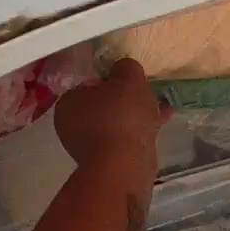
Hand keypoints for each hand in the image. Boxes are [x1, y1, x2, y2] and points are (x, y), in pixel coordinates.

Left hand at [51, 58, 165, 184]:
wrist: (125, 163)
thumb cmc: (122, 115)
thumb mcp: (128, 77)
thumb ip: (126, 67)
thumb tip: (124, 69)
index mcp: (68, 103)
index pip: (91, 84)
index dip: (114, 80)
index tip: (132, 82)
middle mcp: (71, 125)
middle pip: (104, 103)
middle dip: (127, 99)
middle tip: (148, 94)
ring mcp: (87, 145)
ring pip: (116, 121)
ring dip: (136, 114)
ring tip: (160, 107)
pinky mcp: (105, 159)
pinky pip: (123, 137)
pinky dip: (139, 129)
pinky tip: (161, 123)